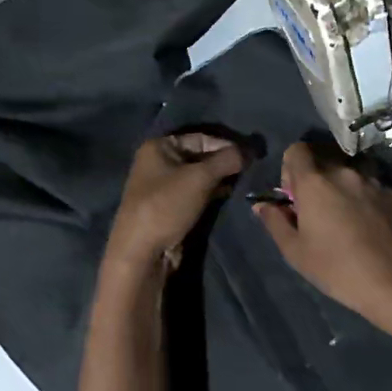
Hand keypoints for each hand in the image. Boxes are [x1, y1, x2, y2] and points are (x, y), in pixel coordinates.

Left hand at [105, 133, 245, 269]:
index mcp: (158, 146)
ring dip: (221, 178)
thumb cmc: (167, 206)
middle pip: (201, 155)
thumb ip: (227, 160)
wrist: (141, 252)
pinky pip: (196, 192)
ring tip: (244, 182)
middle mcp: (159, 162)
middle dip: (225, 162)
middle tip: (250, 169)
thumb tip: (250, 151)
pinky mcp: (170, 206)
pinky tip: (230, 194)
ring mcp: (163, 186)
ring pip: (200, 175)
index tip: (250, 156)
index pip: (201, 138)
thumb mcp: (200, 178)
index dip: (227, 145)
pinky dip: (213, 191)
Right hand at [253, 143, 391, 322]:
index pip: (296, 150)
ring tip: (346, 221)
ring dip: (342, 190)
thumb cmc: (334, 267)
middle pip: (323, 164)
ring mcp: (373, 181)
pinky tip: (369, 226)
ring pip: (349, 176)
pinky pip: (371, 188)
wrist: (390, 280)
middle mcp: (344, 172)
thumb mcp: (294, 250)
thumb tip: (262, 205)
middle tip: (318, 214)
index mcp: (315, 182)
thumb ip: (275, 221)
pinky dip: (365, 199)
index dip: (291, 169)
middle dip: (316, 182)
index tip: (294, 194)